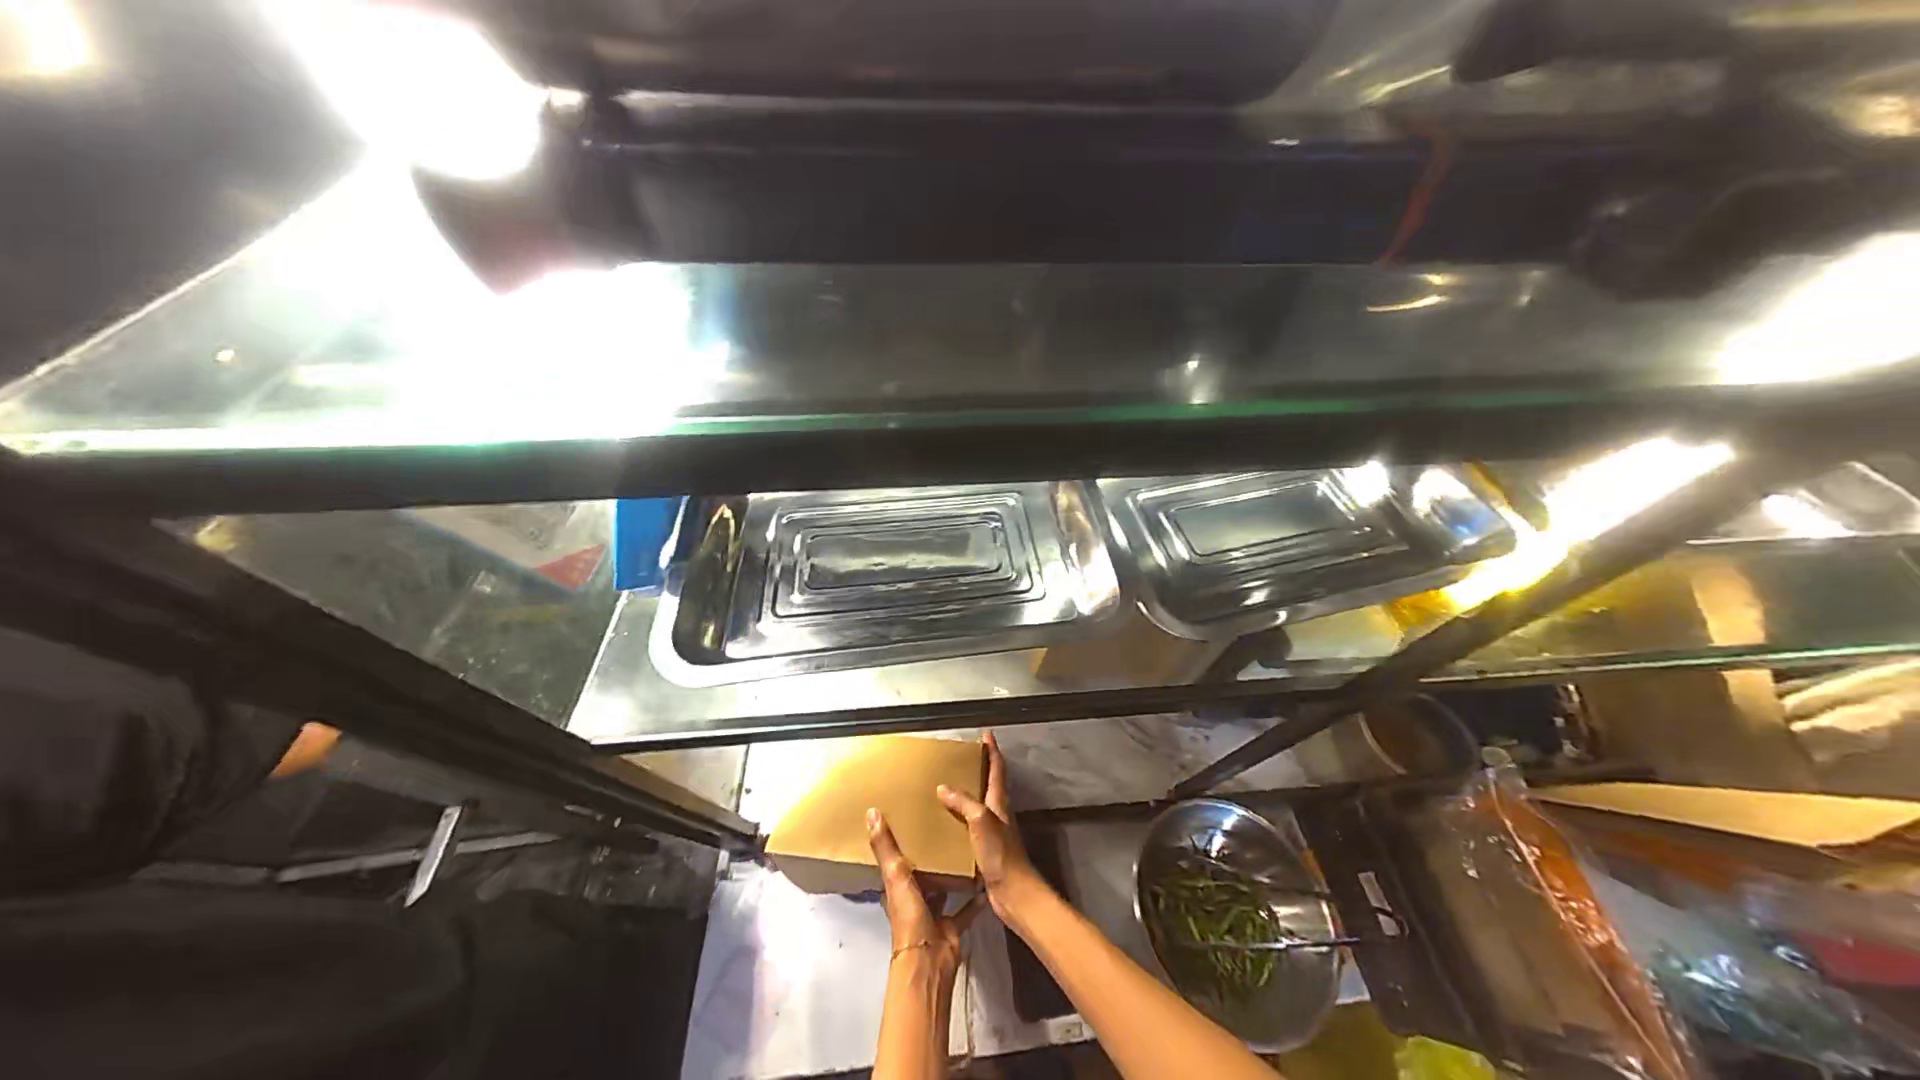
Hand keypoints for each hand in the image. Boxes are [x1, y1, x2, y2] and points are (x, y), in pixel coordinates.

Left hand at [868, 807, 981, 974]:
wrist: (929, 958)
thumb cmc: (908, 915)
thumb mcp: (895, 875)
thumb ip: (885, 847)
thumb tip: (871, 811)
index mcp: (895, 888)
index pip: (893, 862)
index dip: (898, 844)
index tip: (909, 821)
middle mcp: (912, 899)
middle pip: (919, 874)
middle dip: (928, 858)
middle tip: (943, 830)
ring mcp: (933, 913)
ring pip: (941, 890)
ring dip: (950, 875)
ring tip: (965, 848)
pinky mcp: (952, 925)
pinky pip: (965, 908)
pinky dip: (974, 899)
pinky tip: (984, 881)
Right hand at [937, 732, 1048, 922]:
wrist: (1013, 893)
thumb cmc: (1001, 853)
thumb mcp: (981, 821)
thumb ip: (964, 802)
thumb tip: (943, 787)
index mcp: (1000, 803)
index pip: (997, 769)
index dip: (992, 750)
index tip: (986, 734)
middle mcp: (998, 814)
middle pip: (989, 785)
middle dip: (978, 769)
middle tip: (959, 759)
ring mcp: (993, 832)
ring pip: (978, 806)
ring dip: (967, 795)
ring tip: (945, 788)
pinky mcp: (985, 850)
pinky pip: (969, 827)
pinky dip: (959, 820)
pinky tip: (944, 825)